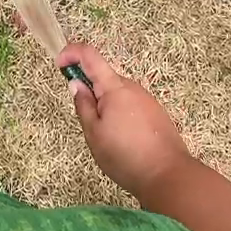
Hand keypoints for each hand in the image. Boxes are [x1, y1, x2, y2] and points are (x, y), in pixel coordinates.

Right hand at [57, 43, 191, 199]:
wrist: (170, 177)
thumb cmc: (126, 157)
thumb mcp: (94, 134)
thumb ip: (83, 105)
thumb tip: (76, 84)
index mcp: (114, 87)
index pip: (89, 55)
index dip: (71, 53)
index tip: (60, 66)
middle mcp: (132, 87)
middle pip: (104, 77)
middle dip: (90, 91)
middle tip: (88, 121)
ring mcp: (147, 100)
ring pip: (117, 94)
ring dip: (105, 106)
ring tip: (108, 138)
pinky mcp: (157, 114)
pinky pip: (131, 105)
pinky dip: (120, 115)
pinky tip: (125, 141)